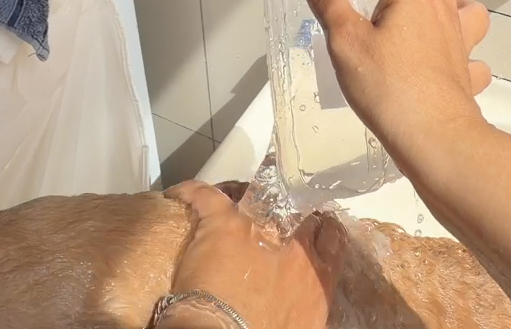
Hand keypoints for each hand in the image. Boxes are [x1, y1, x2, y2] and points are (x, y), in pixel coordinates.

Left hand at [162, 181, 335, 328]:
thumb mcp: (303, 324)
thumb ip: (308, 299)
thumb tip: (301, 295)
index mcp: (316, 275)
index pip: (329, 236)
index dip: (320, 228)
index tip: (312, 226)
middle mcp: (292, 245)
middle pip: (295, 209)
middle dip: (286, 208)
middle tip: (271, 213)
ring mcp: (258, 228)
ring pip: (254, 195)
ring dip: (242, 197)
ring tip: (230, 201)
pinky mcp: (222, 222)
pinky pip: (206, 196)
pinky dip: (191, 193)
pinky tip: (181, 195)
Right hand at [299, 0, 492, 155]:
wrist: (437, 141)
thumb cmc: (387, 87)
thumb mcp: (346, 40)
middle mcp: (441, 5)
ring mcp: (460, 38)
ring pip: (464, 0)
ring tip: (415, 1)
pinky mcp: (465, 70)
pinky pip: (471, 48)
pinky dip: (458, 43)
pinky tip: (440, 53)